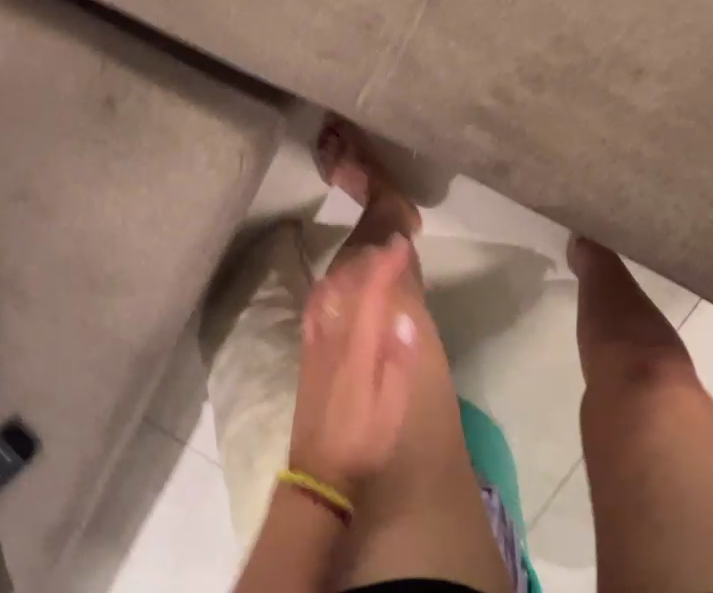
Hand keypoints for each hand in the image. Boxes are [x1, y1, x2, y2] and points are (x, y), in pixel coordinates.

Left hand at [289, 235, 420, 498]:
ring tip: (370, 254)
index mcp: (358, 350)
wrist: (319, 472)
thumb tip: (406, 317)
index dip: (385, 264)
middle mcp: (333, 338)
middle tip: (391, 239)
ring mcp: (316, 344)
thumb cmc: (365, 443)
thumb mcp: (393, 410)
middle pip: (346, 284)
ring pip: (328, 292)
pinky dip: (330, 284)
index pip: (370, 294)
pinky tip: (335, 281)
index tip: (400, 242)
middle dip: (369, 256)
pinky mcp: (307, 353)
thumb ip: (399, 363)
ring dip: (349, 266)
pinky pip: (316, 305)